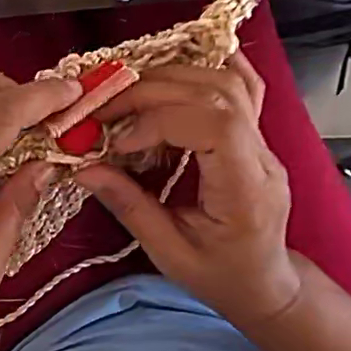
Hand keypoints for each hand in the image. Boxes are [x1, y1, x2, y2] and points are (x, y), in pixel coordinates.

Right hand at [74, 53, 303, 326]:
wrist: (265, 283)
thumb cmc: (221, 276)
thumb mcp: (169, 254)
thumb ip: (130, 207)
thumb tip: (85, 168)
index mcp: (246, 191)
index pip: (215, 127)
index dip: (160, 120)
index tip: (119, 142)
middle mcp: (263, 157)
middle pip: (215, 94)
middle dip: (151, 92)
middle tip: (105, 109)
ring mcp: (265, 141)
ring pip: (227, 81)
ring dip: (169, 77)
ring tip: (127, 94)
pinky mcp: (256, 134)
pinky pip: (243, 86)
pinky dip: (207, 68)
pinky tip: (177, 67)